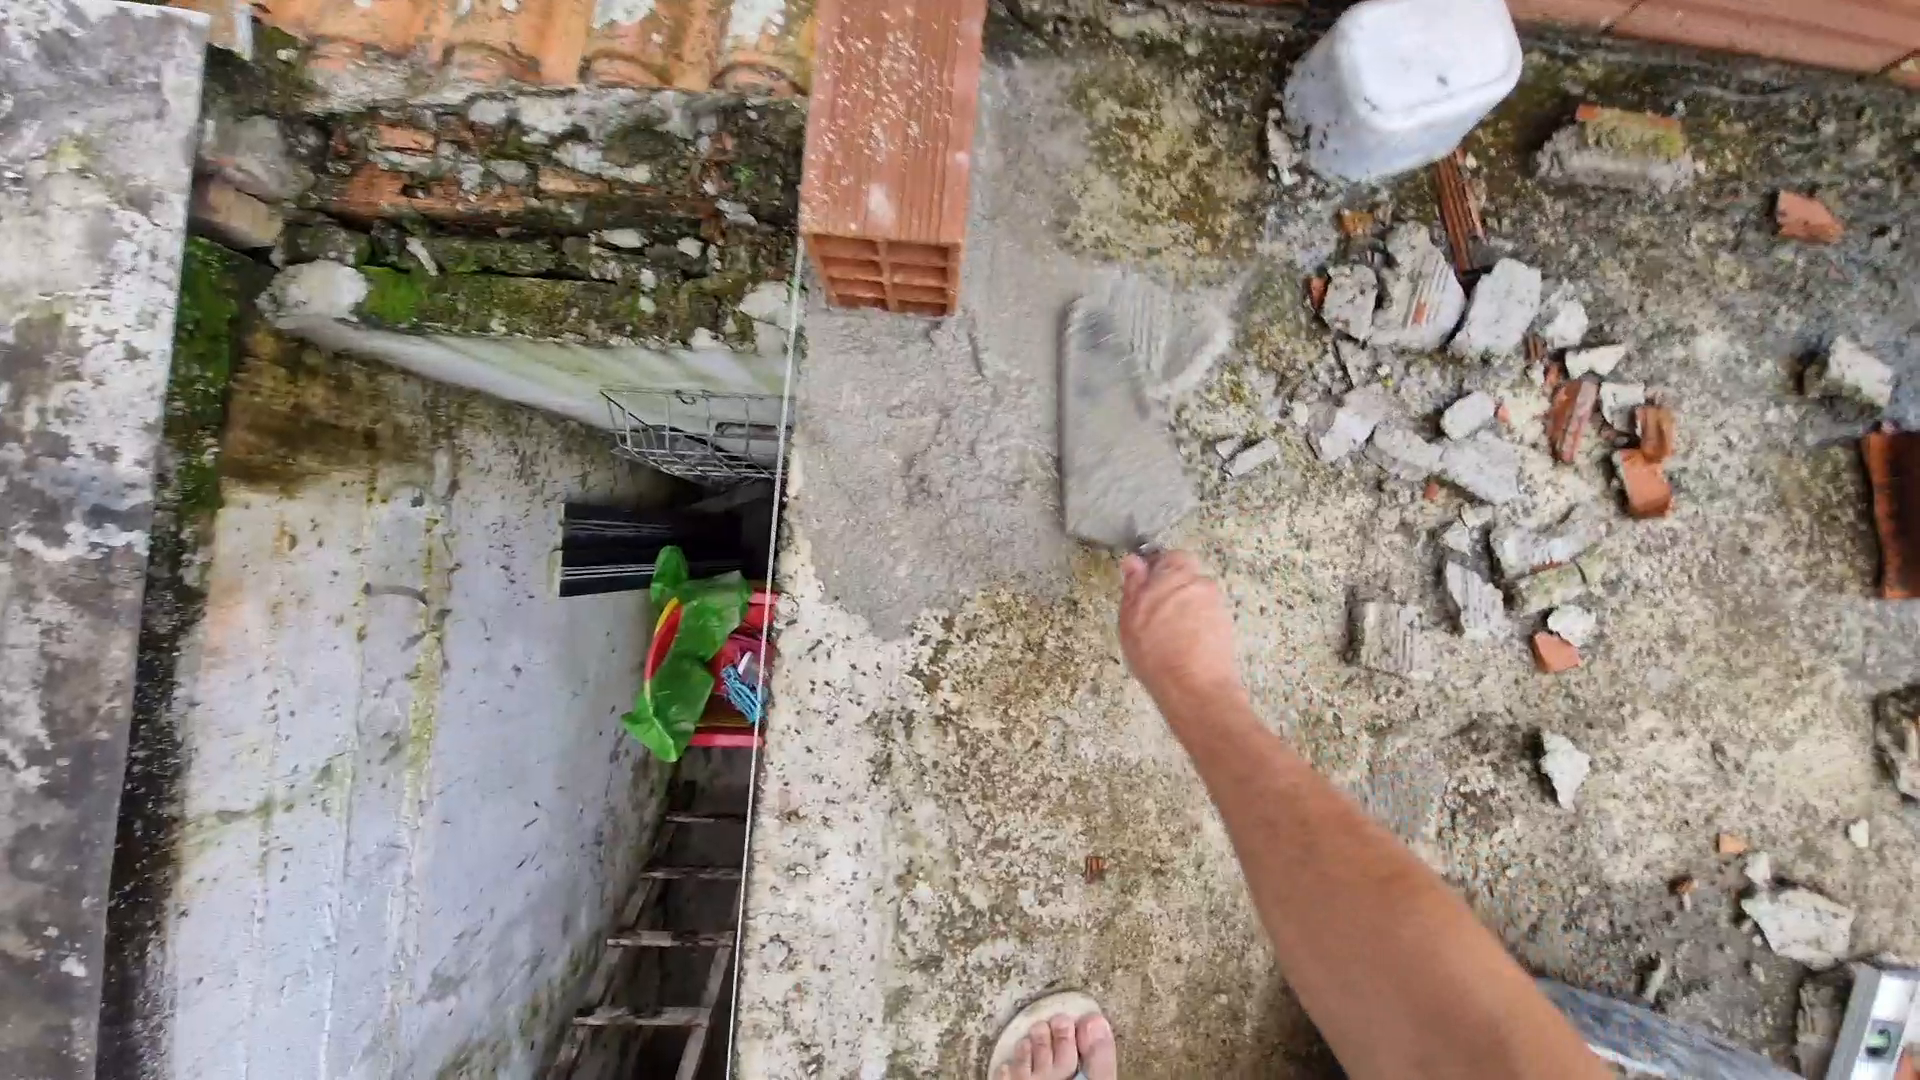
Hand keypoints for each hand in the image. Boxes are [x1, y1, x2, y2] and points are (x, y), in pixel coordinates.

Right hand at [1118, 550, 1243, 710]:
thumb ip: (1134, 584)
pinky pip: (1206, 616)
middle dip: (1172, 588)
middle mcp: (1199, 583)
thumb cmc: (1156, 651)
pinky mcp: (1225, 625)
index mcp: (1175, 573)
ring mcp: (1215, 605)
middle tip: (1153, 612)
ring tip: (1168, 633)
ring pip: (1196, 597)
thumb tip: (1133, 561)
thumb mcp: (1131, 617)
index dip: (1158, 569)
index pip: (1171, 556)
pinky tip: (1182, 644)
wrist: (1193, 686)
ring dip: (1184, 607)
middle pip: (1186, 576)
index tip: (1146, 586)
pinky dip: (1196, 624)